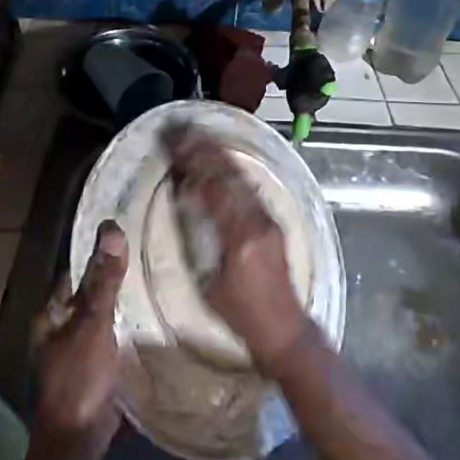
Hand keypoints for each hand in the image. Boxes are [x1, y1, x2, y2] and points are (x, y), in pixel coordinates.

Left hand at [32, 221, 127, 446]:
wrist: (78, 438)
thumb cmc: (80, 376)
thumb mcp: (95, 323)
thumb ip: (104, 281)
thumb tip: (112, 230)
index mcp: (51, 314)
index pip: (75, 273)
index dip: (96, 254)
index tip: (124, 236)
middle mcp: (59, 328)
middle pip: (88, 294)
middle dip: (111, 278)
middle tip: (146, 256)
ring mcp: (75, 349)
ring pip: (100, 315)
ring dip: (120, 303)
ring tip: (152, 282)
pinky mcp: (93, 367)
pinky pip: (110, 336)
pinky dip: (124, 326)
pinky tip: (148, 320)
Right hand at [171, 139, 314, 374]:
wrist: (283, 328)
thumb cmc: (239, 312)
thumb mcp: (207, 279)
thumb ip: (195, 237)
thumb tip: (184, 197)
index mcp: (239, 236)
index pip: (213, 187)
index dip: (193, 162)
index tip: (175, 143)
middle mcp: (258, 221)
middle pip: (229, 175)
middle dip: (205, 150)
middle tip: (184, 131)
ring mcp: (270, 219)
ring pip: (242, 177)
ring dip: (219, 155)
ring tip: (200, 136)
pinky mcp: (274, 222)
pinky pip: (251, 188)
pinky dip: (234, 169)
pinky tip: (223, 160)